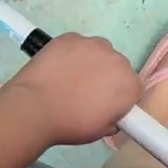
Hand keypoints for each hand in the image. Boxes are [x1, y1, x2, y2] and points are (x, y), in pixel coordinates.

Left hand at [0, 33, 140, 146]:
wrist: (35, 108)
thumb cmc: (70, 124)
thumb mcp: (101, 130)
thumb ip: (114, 115)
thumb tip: (111, 110)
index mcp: (129, 85)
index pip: (132, 89)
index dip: (118, 98)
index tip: (104, 105)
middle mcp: (117, 59)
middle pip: (116, 67)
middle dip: (105, 77)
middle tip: (84, 92)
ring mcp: (92, 44)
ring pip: (97, 52)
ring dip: (89, 62)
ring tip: (68, 78)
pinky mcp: (70, 37)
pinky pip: (75, 44)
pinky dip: (69, 53)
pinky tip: (57, 67)